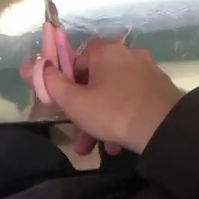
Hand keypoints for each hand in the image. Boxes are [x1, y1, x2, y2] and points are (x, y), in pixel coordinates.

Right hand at [36, 38, 184, 153]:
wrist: (163, 127)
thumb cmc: (112, 111)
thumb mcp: (74, 101)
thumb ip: (51, 83)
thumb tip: (35, 66)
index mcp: (105, 51)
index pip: (77, 60)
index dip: (67, 84)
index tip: (67, 106)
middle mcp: (127, 54)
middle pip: (96, 81)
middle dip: (85, 111)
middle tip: (80, 136)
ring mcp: (146, 70)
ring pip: (113, 95)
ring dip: (102, 121)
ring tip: (98, 147)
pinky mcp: (159, 88)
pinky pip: (131, 101)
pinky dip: (122, 119)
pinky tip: (118, 143)